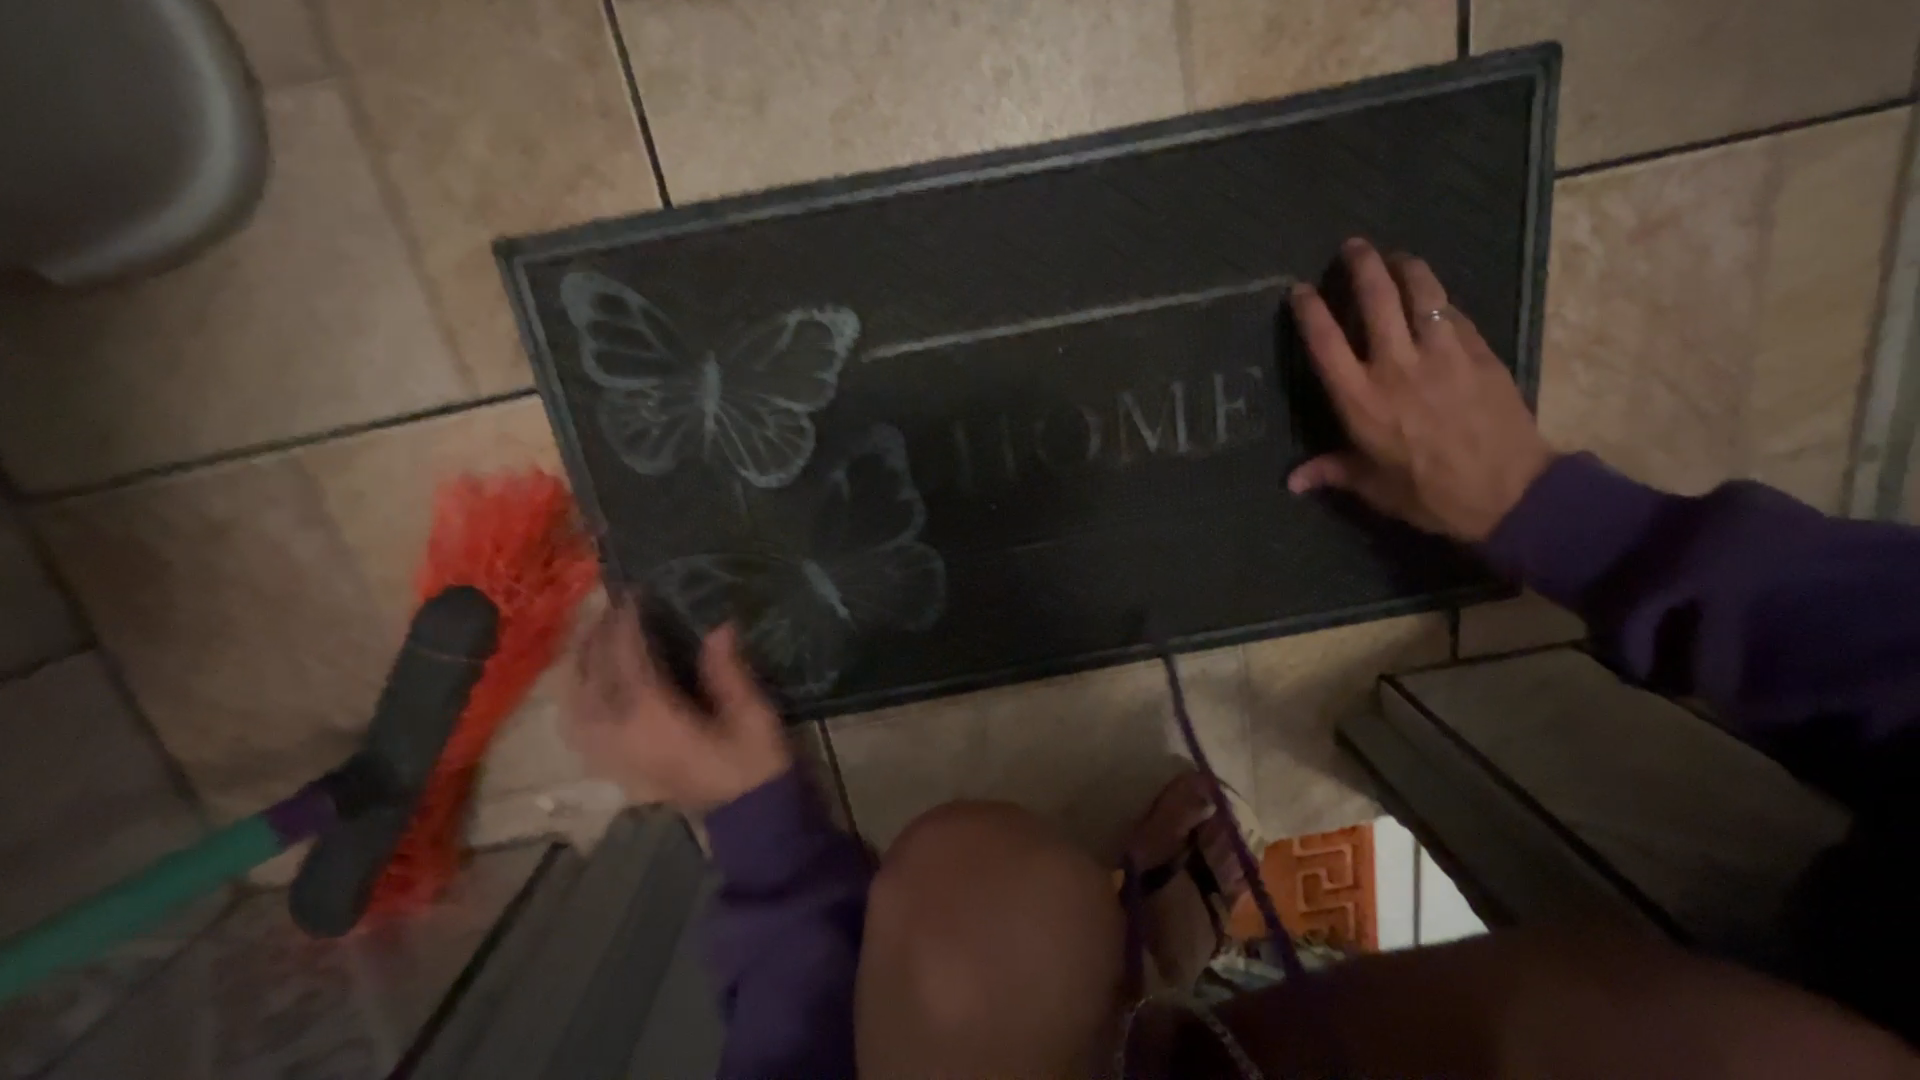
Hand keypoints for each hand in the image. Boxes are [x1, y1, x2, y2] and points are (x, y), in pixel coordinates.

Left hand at [563, 598, 790, 813]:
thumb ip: (729, 671)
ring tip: (594, 637)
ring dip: (580, 664)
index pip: (628, 660)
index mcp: (654, 719)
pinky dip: (574, 698)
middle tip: (612, 607)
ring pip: (575, 701)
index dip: (627, 624)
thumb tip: (718, 626)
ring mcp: (611, 754)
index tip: (634, 594)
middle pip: (593, 676)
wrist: (746, 817)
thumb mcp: (753, 715)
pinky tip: (585, 685)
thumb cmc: (753, 763)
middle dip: (599, 636)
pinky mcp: (613, 766)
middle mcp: (621, 735)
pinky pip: (576, 728)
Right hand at [1286, 238, 1554, 542]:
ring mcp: (1442, 353)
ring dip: (1407, 267)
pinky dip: (1441, 299)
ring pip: (1422, 292)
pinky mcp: (1479, 352)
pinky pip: (1456, 314)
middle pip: (1376, 298)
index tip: (1300, 289)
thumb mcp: (1372, 487)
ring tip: (1397, 256)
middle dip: (1362, 265)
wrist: (1507, 492)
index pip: (1325, 341)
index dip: (1310, 310)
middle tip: (1354, 246)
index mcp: (1360, 399)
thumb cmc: (1428, 493)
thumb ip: (1331, 472)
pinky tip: (1436, 296)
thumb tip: (1291, 482)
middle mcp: (1396, 366)